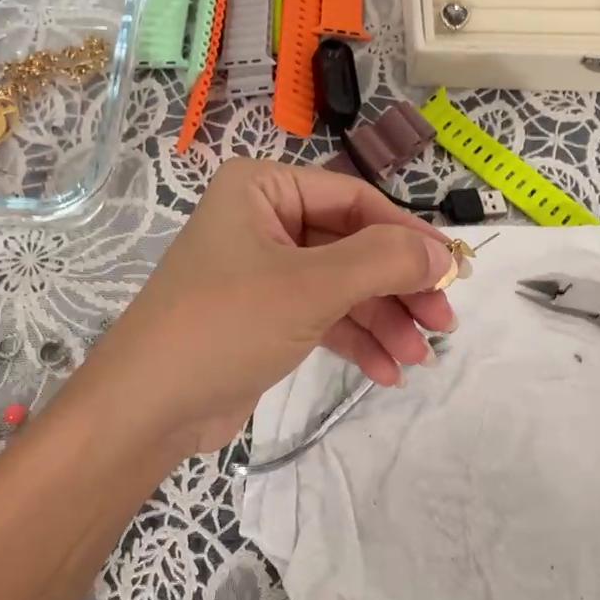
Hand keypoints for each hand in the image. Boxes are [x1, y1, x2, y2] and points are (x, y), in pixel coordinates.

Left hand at [75, 159, 456, 455]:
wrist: (146, 410)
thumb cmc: (224, 324)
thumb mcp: (309, 287)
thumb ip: (382, 262)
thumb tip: (443, 253)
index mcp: (262, 189)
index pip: (354, 200)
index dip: (407, 235)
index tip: (453, 271)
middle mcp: (262, 221)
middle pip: (353, 245)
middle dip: (398, 287)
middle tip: (443, 323)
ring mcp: (263, 271)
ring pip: (342, 286)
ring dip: (383, 320)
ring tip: (419, 358)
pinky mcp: (263, 317)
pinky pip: (323, 317)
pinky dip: (356, 340)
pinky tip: (387, 371)